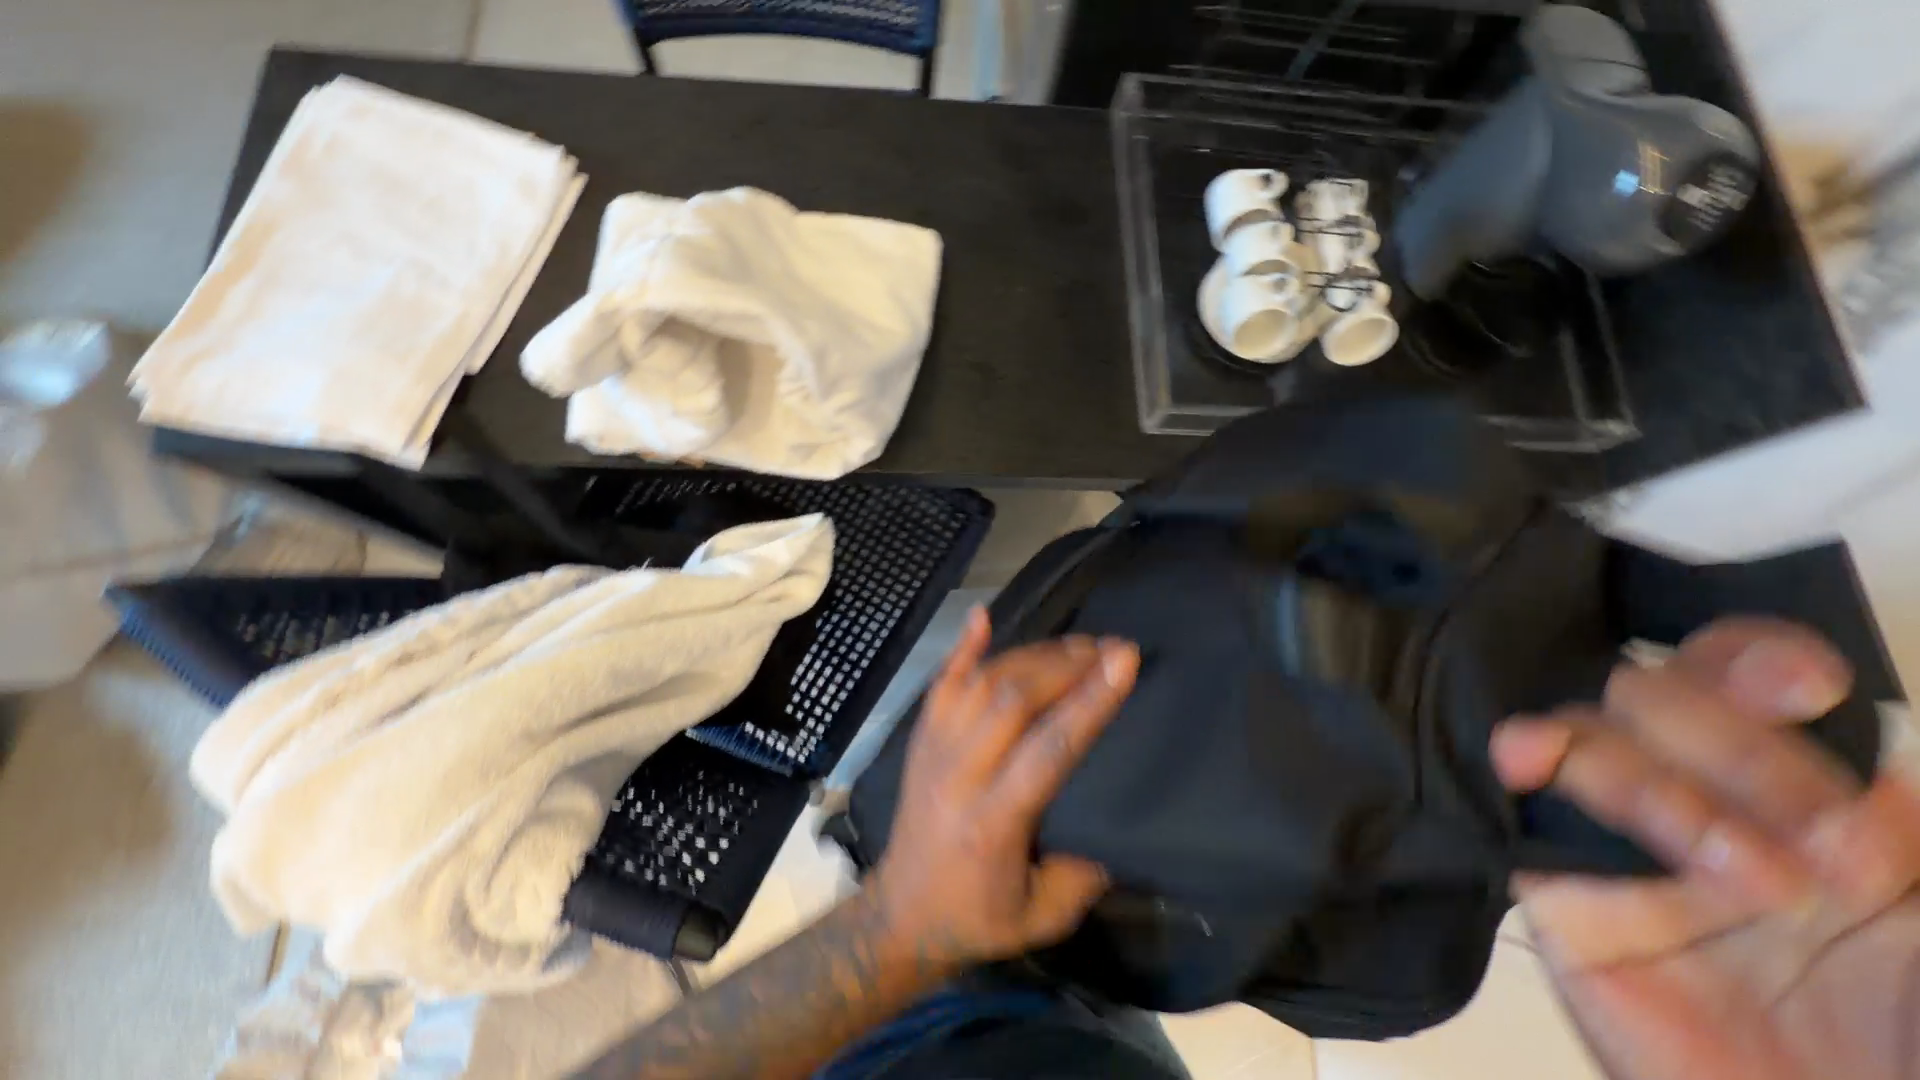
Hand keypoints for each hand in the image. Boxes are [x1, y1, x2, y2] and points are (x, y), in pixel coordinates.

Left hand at [868, 607, 1138, 970]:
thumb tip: (1119, 823)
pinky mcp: (919, 740)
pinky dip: (962, 648)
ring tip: (1077, 644)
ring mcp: (933, 751)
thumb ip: (1084, 873)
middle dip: (1066, 665)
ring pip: (979, 682)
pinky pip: (940, 684)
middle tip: (1110, 647)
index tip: (1124, 660)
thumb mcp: (1043, 917)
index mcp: (993, 821)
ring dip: (1031, 655)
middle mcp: (959, 775)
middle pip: (1012, 700)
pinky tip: (983, 616)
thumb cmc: (978, 917)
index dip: (1089, 699)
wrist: (900, 914)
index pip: (1049, 747)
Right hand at [1491, 618, 1919, 1079]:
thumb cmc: (1919, 1020)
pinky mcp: (1557, 886)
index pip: (1737, 674)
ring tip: (1742, 878)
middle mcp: (1700, 788)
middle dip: (1736, 751)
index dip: (1749, 658)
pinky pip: (1521, 809)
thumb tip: (1854, 721)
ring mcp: (1622, 837)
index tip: (1799, 690)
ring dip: (1657, 786)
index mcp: (1798, 782)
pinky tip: (1524, 755)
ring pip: (1589, 738)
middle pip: (1658, 694)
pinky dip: (1518, 763)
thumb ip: (1893, 807)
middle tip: (1829, 851)